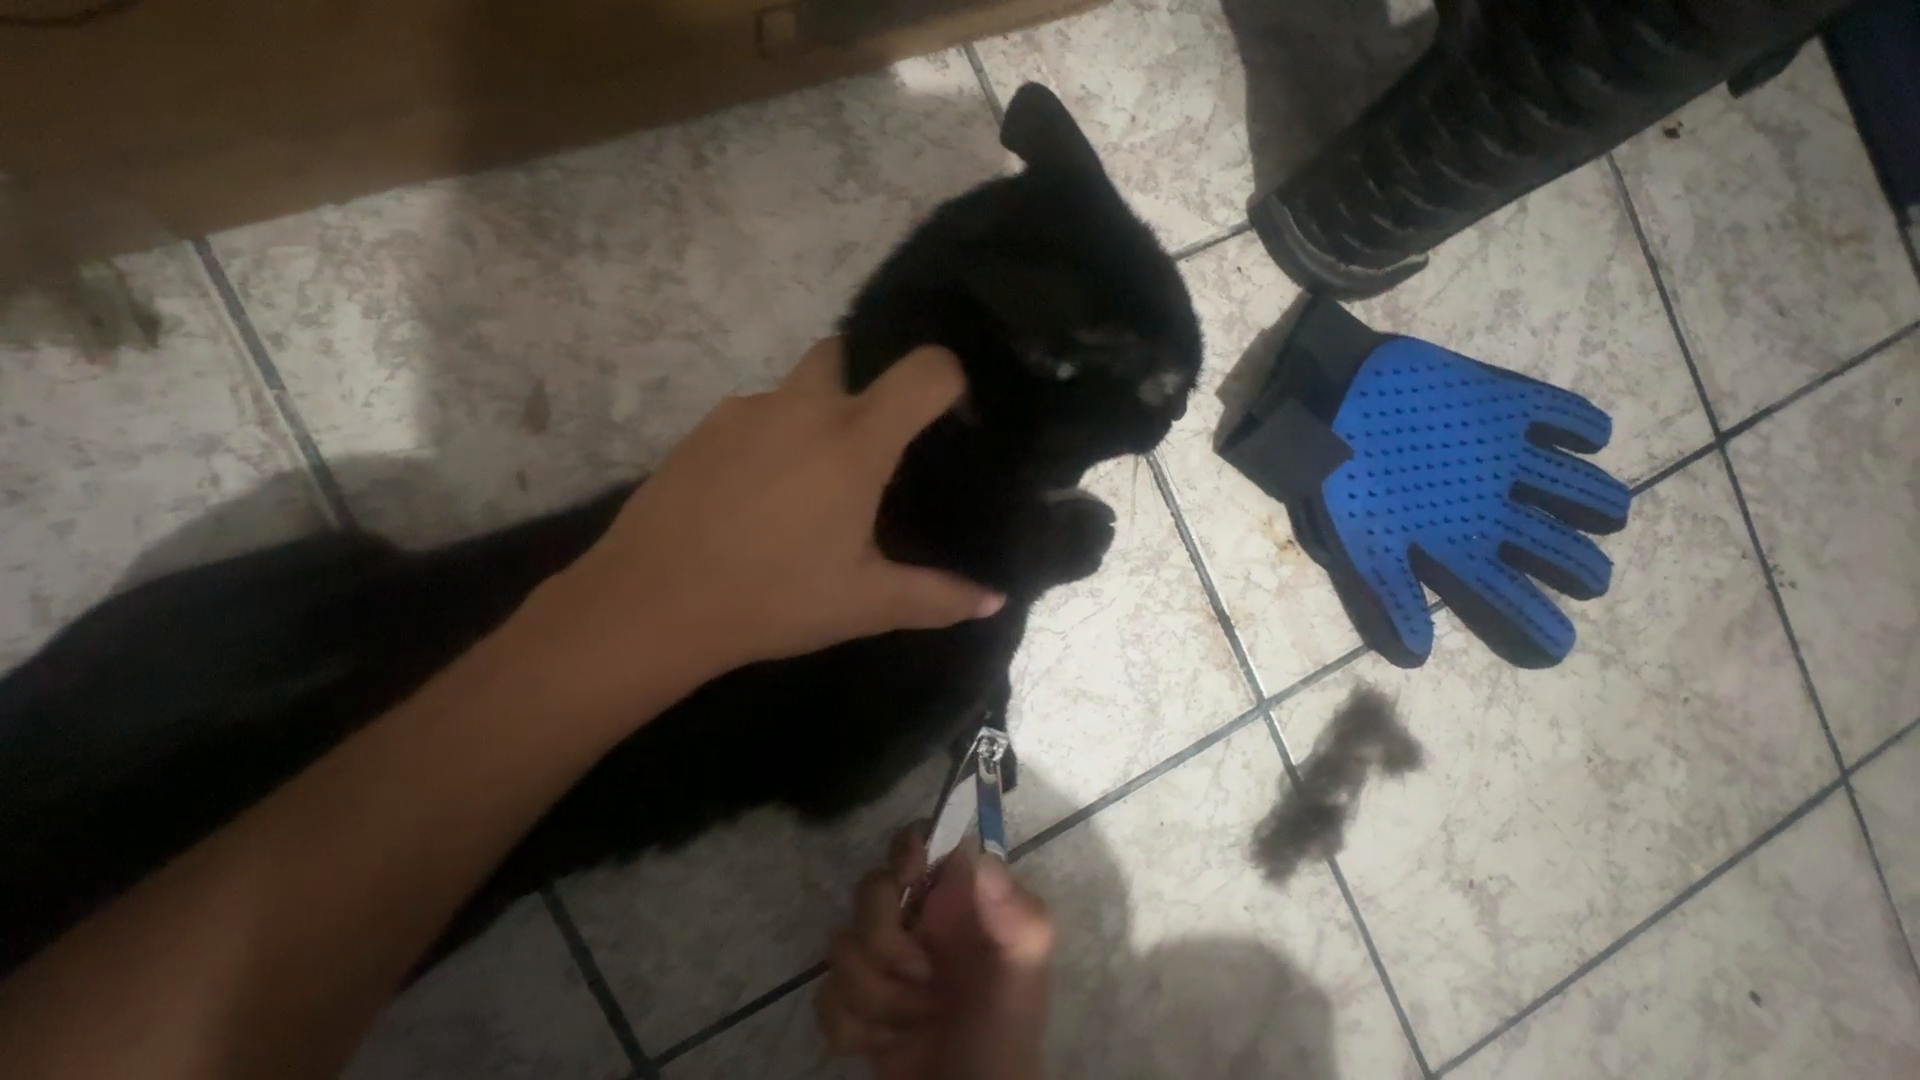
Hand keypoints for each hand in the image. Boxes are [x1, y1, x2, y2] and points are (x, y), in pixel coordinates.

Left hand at [521, 338, 1003, 693]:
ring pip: (795, 388)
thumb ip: (937, 597)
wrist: (651, 603)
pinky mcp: (700, 430)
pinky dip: (770, 439)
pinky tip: (758, 498)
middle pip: (846, 354)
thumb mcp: (865, 604)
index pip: (925, 370)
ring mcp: (743, 411)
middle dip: (869, 384)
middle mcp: (801, 406)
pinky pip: (752, 416)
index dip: (953, 383)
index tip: (954, 423)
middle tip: (874, 452)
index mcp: (853, 439)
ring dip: (815, 417)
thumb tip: (994, 601)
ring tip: (810, 488)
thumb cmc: (773, 599)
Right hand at [818, 826, 1052, 1079]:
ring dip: (877, 996)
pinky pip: (826, 998)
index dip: (907, 849)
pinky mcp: (854, 1007)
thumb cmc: (1006, 1037)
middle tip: (923, 975)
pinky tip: (888, 1044)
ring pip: (841, 947)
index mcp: (957, 901)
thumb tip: (983, 859)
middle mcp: (915, 921)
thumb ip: (1019, 918)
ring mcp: (881, 963)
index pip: (920, 841)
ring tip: (917, 1021)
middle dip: (886, 942)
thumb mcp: (1024, 976)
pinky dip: (856, 1029)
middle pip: (869, 889)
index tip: (909, 876)